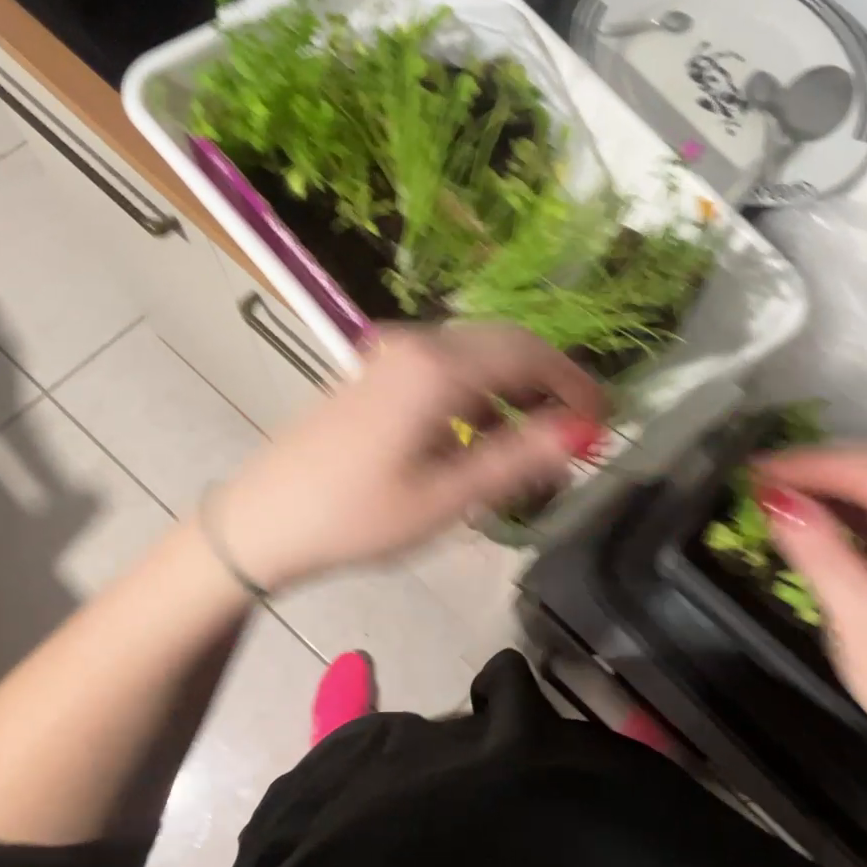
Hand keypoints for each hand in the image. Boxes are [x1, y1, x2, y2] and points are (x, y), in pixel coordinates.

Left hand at [207, 325, 605, 590]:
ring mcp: (391, 354)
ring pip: (477, 356)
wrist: (261, 522)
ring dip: (514, 391)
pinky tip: (480, 438)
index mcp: (437, 367)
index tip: (606, 421)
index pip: (531, 354)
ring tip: (535, 445)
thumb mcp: (446, 497)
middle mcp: (417, 344)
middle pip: (506, 346)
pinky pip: (446, 369)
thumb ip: (520, 459)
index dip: (577, 384)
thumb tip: (584, 431)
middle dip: (550, 384)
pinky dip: (478, 395)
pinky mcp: (376, 372)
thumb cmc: (355, 517)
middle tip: (580, 432)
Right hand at [753, 448, 866, 793]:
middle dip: (823, 468)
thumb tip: (774, 496)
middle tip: (762, 478)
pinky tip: (813, 514)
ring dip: (833, 485)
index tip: (757, 472)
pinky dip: (847, 509)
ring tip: (776, 490)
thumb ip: (821, 553)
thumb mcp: (862, 623)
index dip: (817, 466)